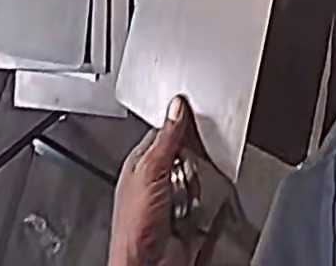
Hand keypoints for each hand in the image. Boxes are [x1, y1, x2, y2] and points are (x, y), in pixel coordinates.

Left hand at [109, 96, 195, 265]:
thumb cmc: (134, 227)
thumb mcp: (150, 171)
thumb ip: (166, 137)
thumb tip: (176, 106)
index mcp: (139, 163)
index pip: (163, 131)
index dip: (178, 125)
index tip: (194, 118)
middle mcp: (153, 178)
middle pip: (182, 152)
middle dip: (189, 158)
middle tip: (185, 167)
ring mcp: (169, 197)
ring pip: (193, 173)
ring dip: (194, 182)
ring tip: (186, 194)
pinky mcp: (185, 214)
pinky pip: (201, 195)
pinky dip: (200, 198)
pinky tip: (192, 207)